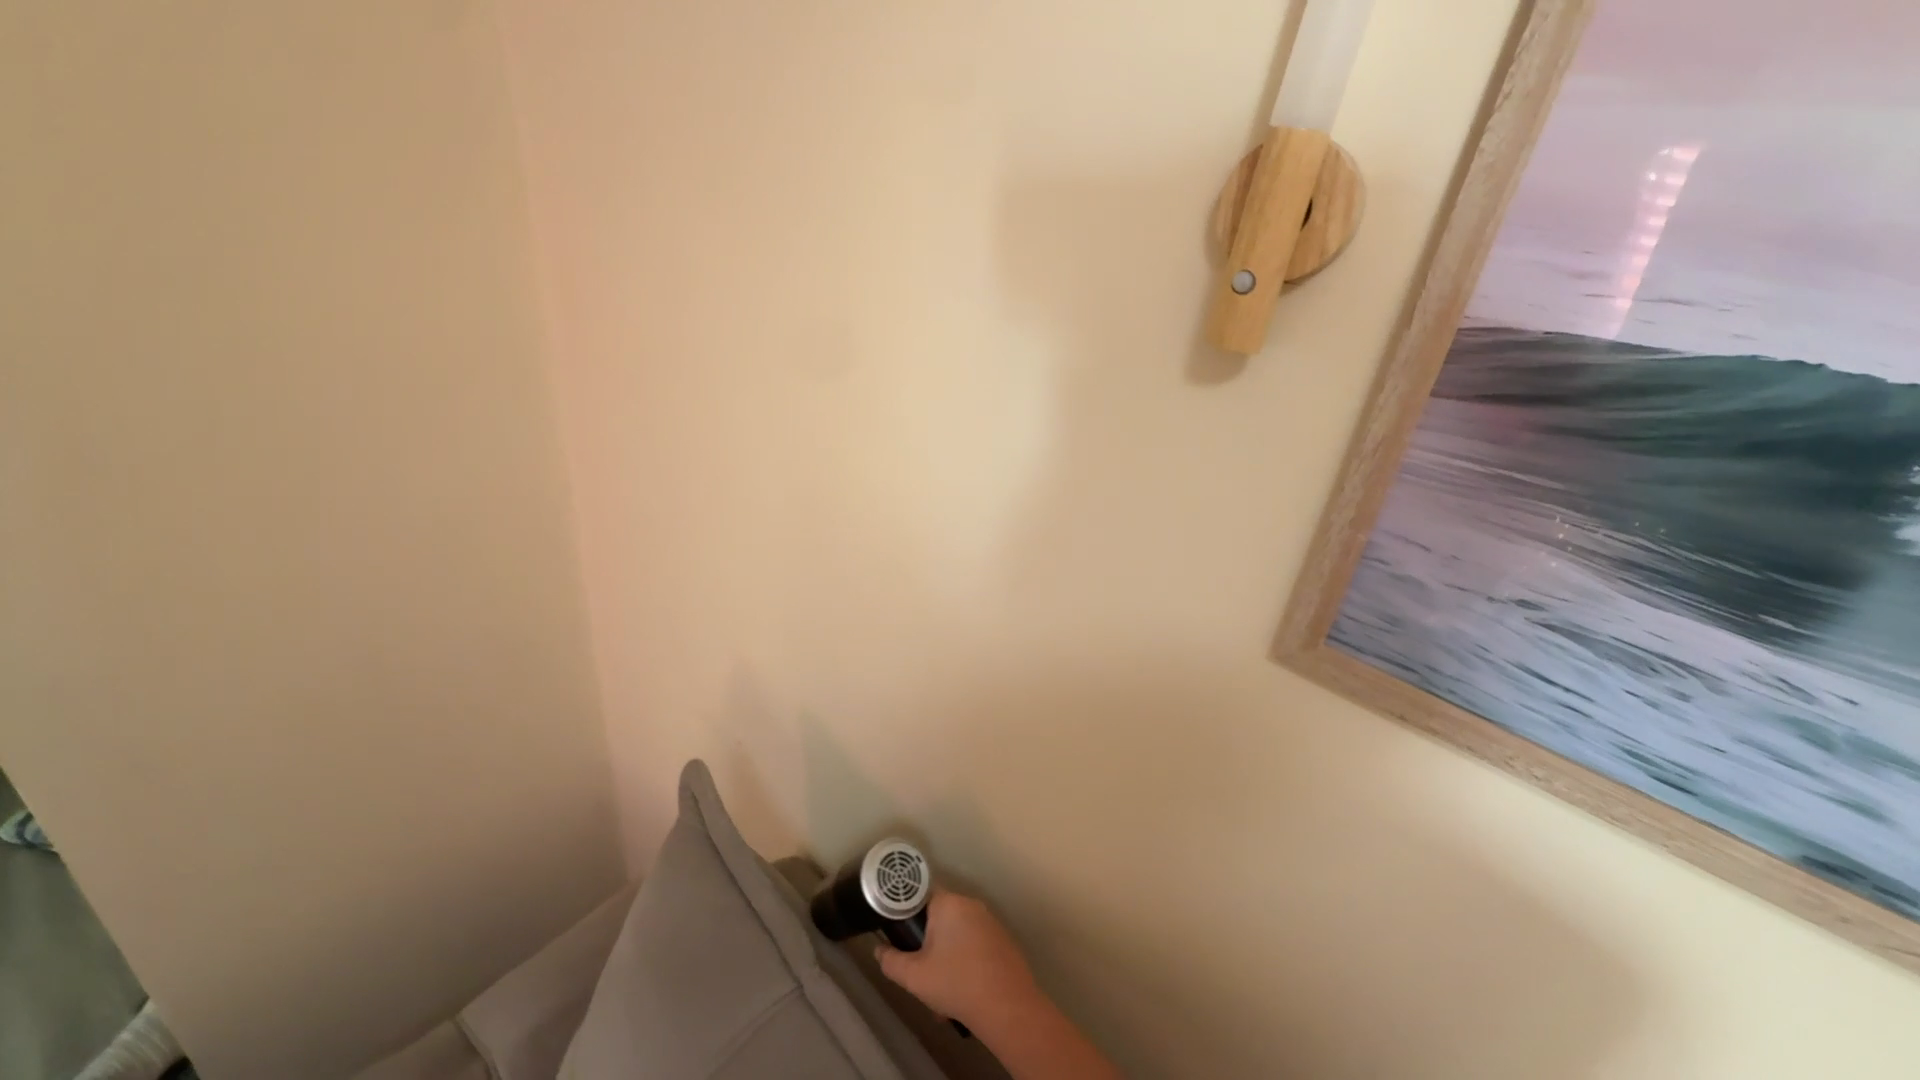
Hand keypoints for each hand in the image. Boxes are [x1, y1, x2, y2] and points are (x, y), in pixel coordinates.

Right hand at [874, 889, 1041, 1033]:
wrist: (1008, 1008)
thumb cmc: (956, 984)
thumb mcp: (913, 977)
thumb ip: (890, 961)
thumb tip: (880, 950)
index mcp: (949, 904)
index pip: (920, 895)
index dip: (906, 914)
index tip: (900, 936)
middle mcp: (971, 905)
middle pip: (939, 917)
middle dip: (927, 943)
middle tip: (919, 969)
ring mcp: (991, 922)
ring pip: (957, 935)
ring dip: (945, 956)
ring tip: (940, 989)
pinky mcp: (1003, 940)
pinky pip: (974, 944)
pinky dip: (964, 961)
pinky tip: (962, 990)